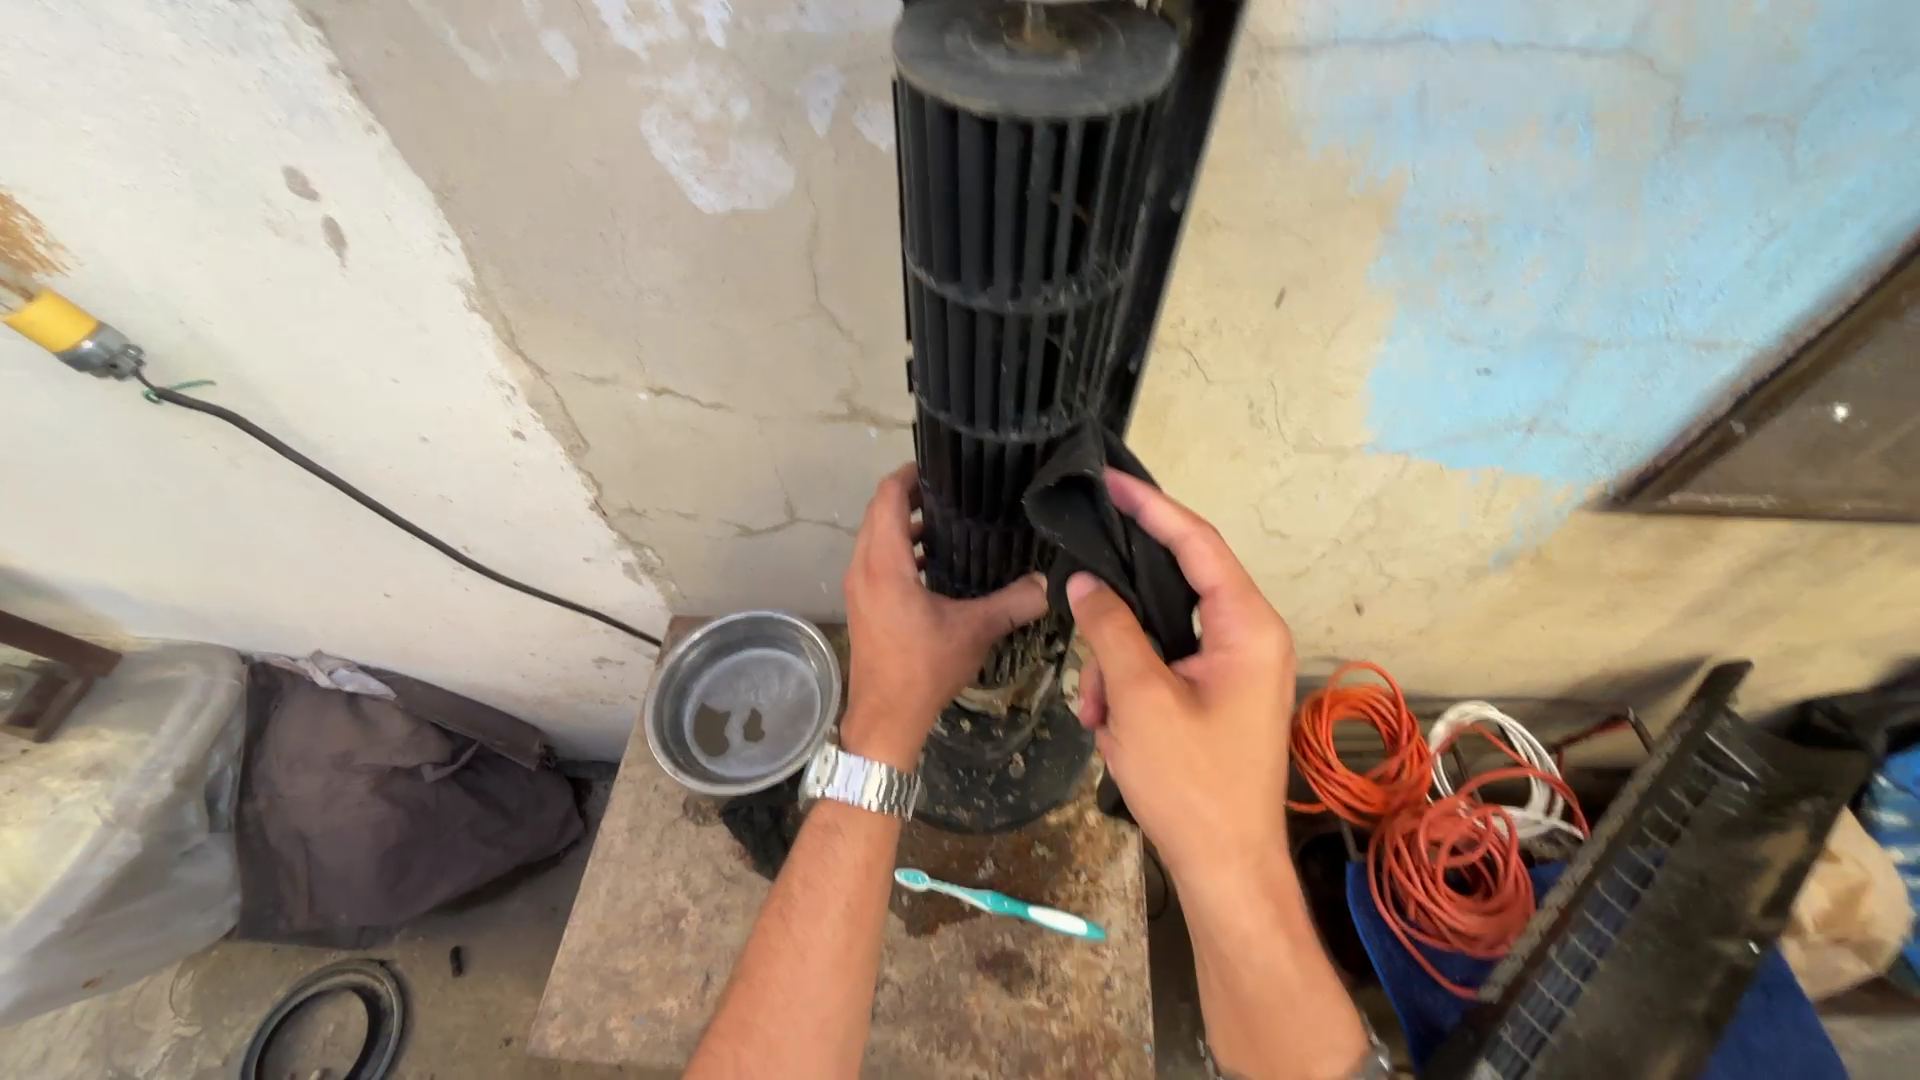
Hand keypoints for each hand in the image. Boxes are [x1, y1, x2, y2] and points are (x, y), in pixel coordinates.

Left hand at [841, 464, 1049, 769]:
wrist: (885, 719)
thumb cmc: (923, 668)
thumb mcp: (974, 631)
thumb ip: (1013, 603)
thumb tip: (1047, 584)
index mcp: (884, 563)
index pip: (888, 498)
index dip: (909, 475)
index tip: (940, 467)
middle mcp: (863, 567)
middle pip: (878, 513)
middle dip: (909, 497)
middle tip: (951, 491)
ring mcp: (858, 588)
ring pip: (874, 538)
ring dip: (902, 525)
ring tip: (944, 522)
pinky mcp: (862, 605)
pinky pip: (875, 561)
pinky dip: (897, 551)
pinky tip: (932, 564)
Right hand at [1069, 469, 1295, 888]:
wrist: (1224, 868)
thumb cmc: (1191, 783)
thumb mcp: (1140, 698)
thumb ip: (1110, 628)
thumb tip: (1083, 582)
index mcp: (1246, 626)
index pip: (1197, 543)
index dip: (1152, 507)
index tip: (1111, 481)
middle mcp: (1248, 636)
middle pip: (1170, 588)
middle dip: (1116, 614)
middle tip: (1077, 613)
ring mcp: (1232, 667)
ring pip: (1155, 633)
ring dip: (1116, 664)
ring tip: (1097, 711)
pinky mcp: (1215, 693)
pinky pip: (1161, 666)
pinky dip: (1129, 687)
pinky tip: (1109, 725)